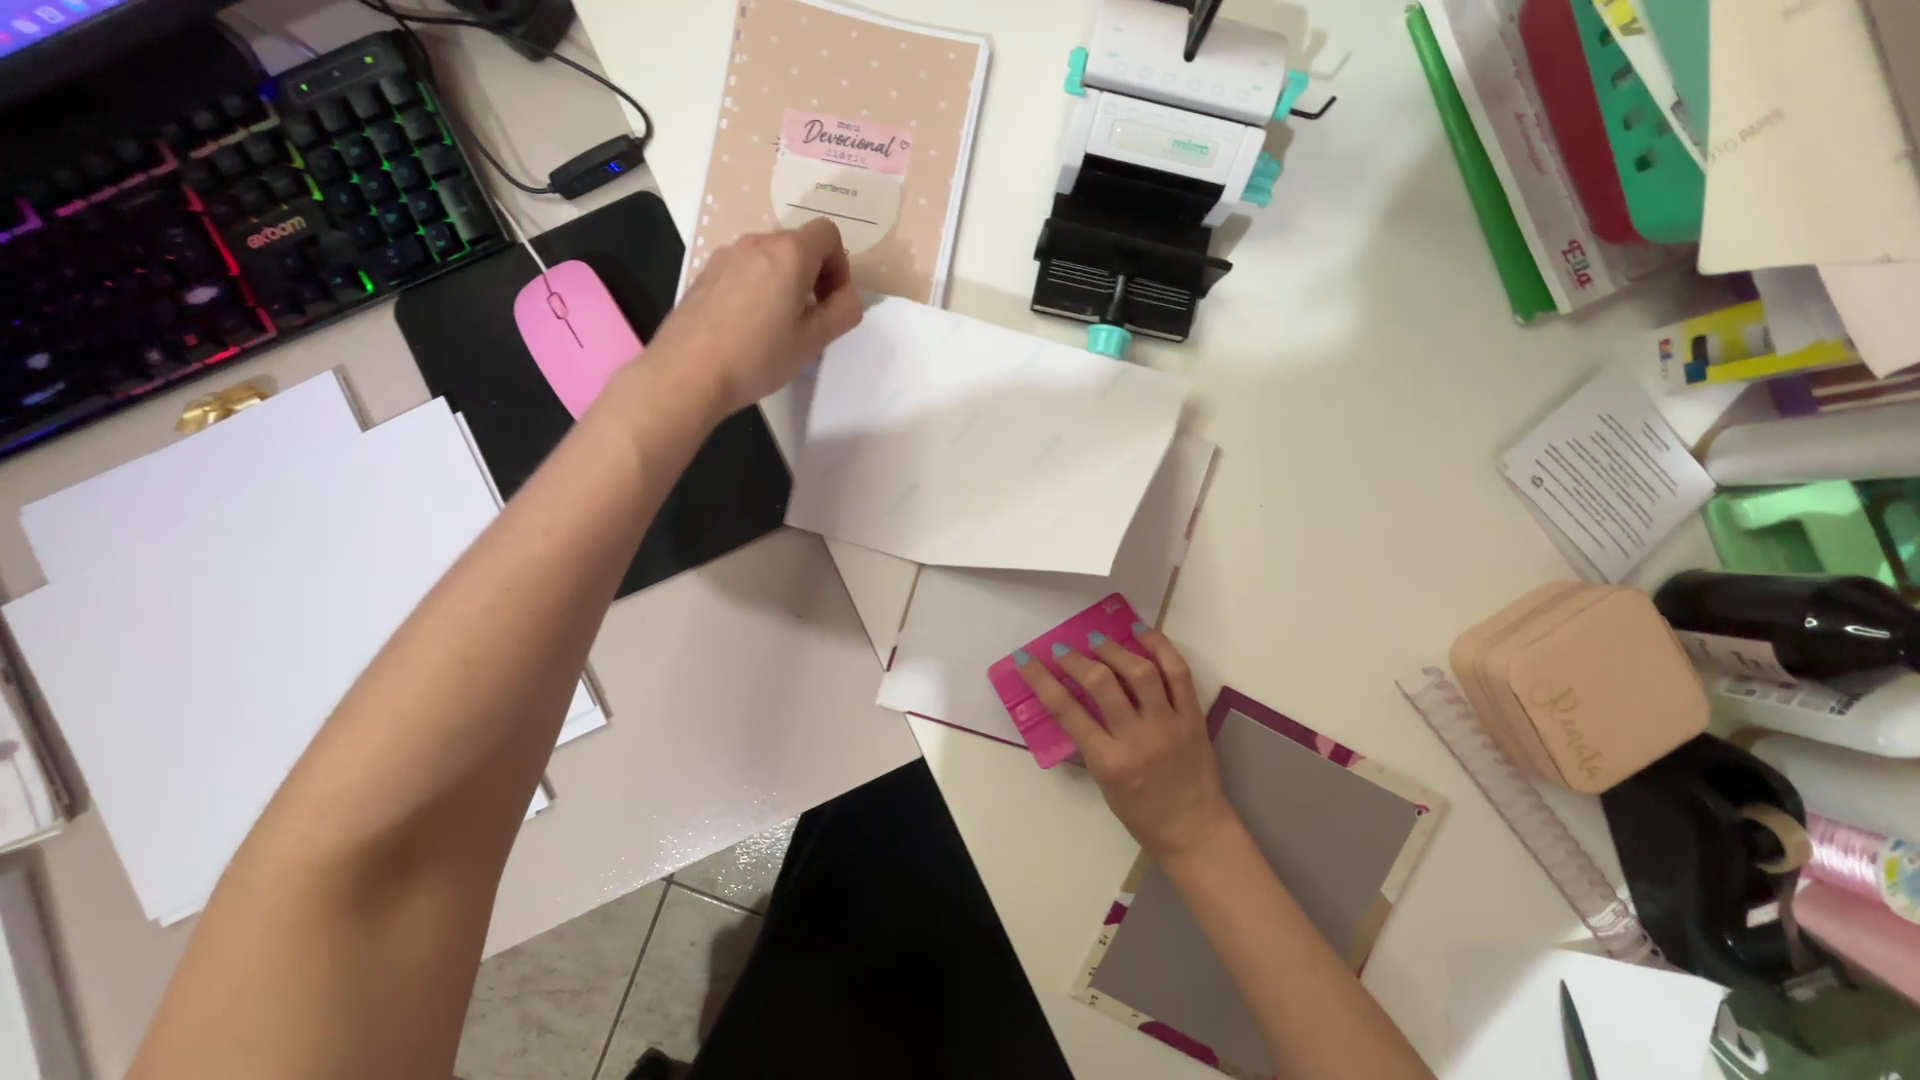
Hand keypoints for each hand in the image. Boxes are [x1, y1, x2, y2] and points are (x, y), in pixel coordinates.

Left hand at [647, 217, 862, 416]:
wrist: (687, 374)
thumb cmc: (758, 357)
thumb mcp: (814, 341)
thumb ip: (843, 312)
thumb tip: (846, 297)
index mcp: (789, 253)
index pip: (829, 234)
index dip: (840, 266)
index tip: (831, 301)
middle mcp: (756, 243)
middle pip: (798, 245)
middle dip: (813, 275)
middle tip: (809, 319)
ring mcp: (725, 256)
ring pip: (769, 259)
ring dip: (784, 283)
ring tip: (776, 326)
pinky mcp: (705, 274)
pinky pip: (743, 271)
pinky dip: (756, 289)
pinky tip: (746, 327)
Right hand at [1014, 626, 1237, 859]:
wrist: (1194, 828)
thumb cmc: (1141, 813)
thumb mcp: (1104, 783)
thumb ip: (1090, 743)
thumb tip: (1072, 703)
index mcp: (1109, 761)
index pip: (1067, 711)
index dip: (1041, 680)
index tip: (1027, 660)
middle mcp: (1137, 738)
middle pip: (1102, 683)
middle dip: (1077, 660)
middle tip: (1064, 650)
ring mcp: (1168, 724)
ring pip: (1140, 672)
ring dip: (1114, 649)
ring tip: (1097, 640)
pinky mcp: (1193, 716)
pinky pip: (1178, 673)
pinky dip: (1160, 647)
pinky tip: (1141, 633)